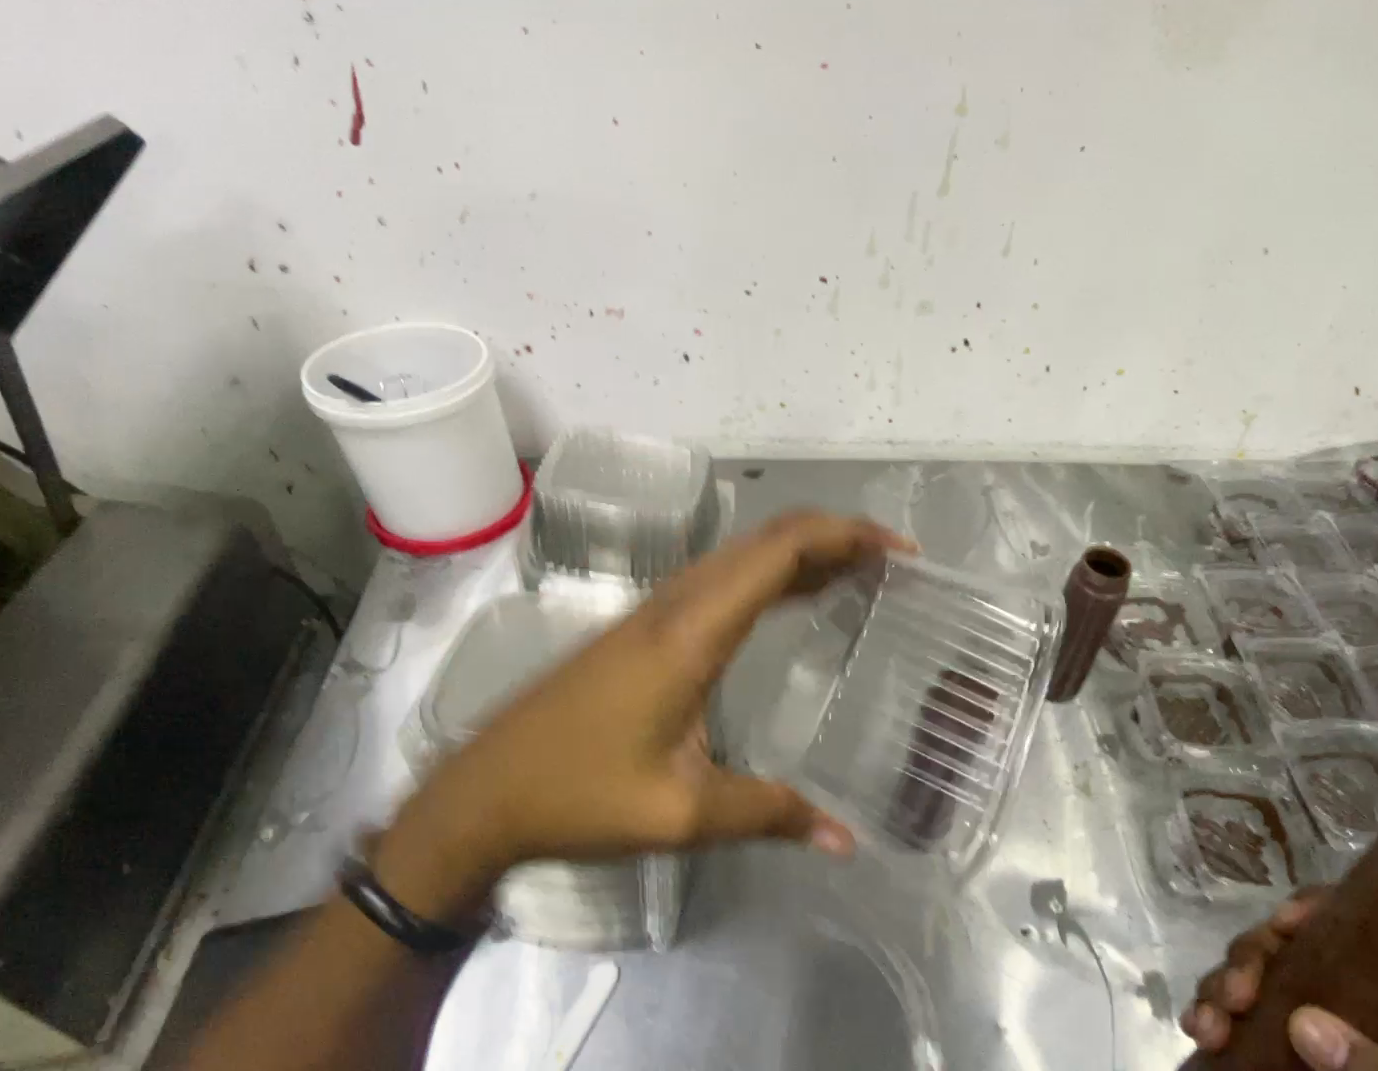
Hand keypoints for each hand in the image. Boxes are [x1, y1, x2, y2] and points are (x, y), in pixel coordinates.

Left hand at [373, 510, 913, 921]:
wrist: (479, 794)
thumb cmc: (578, 795)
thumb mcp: (682, 815)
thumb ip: (769, 815)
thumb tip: (848, 842)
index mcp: (692, 631)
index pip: (780, 551)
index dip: (845, 536)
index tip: (898, 552)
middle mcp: (677, 603)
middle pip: (768, 539)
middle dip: (837, 536)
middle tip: (894, 564)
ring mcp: (656, 609)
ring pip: (744, 554)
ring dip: (805, 552)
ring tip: (861, 576)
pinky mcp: (644, 626)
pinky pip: (724, 578)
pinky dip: (773, 575)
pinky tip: (795, 602)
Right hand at [1180, 888, 1377, 1070]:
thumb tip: (1306, 1024)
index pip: (1356, 929)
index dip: (1315, 909)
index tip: (1285, 923)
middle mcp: (1350, 1005)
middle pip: (1292, 947)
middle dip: (1248, 959)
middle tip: (1231, 995)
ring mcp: (1313, 1032)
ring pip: (1257, 980)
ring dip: (1219, 988)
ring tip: (1204, 1023)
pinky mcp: (1278, 1055)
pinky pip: (1239, 1019)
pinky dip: (1213, 1016)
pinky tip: (1197, 1029)